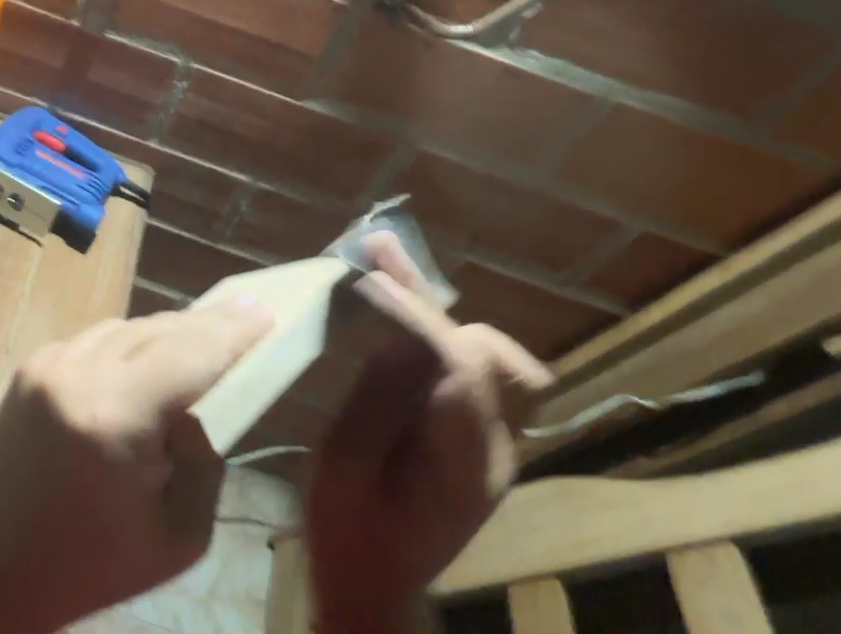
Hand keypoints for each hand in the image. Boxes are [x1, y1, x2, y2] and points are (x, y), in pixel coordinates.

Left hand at [0, 298, 273, 632]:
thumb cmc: (92, 563)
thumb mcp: (179, 534)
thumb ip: (207, 456)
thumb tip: (214, 393)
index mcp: (114, 420)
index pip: (191, 354)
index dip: (233, 333)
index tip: (268, 314)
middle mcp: (77, 374)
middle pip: (162, 330)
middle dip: (210, 325)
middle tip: (251, 314)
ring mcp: (50, 361)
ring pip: (131, 327)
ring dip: (171, 333)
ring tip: (208, 339)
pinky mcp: (34, 362)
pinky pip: (102, 338)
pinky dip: (134, 345)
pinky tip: (152, 361)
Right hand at [306, 233, 550, 632]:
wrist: (373, 586)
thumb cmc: (349, 535)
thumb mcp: (344, 472)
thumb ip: (377, 403)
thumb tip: (394, 340)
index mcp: (464, 465)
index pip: (462, 368)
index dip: (416, 316)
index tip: (367, 279)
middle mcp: (496, 448)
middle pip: (492, 354)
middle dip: (431, 304)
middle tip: (376, 254)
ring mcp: (494, 442)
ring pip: (493, 355)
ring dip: (437, 309)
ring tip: (384, 258)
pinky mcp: (476, 434)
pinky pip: (471, 368)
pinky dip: (433, 328)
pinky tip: (394, 294)